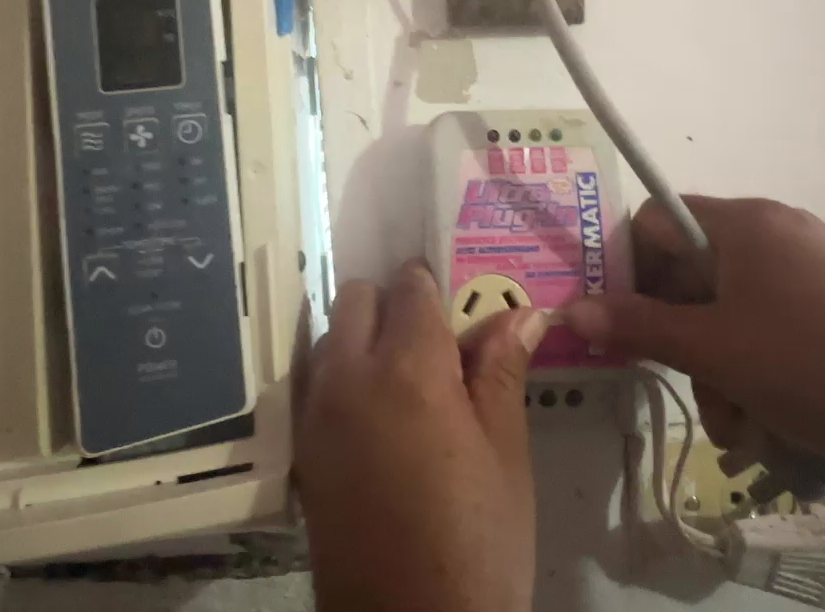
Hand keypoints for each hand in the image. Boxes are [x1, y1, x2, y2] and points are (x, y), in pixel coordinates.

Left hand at [294, 260, 548, 611]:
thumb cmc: (477, 540)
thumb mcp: (505, 452)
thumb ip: (501, 369)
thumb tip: (524, 312)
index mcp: (407, 368)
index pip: (410, 288)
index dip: (433, 285)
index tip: (452, 302)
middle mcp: (348, 375)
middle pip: (356, 298)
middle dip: (390, 303)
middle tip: (429, 343)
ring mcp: (315, 411)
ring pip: (328, 334)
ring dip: (359, 335)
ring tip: (400, 379)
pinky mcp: (300, 447)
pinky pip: (312, 380)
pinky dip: (337, 372)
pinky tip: (370, 413)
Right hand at [565, 196, 824, 494]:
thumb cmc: (819, 366)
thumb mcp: (716, 352)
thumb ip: (637, 326)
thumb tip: (570, 308)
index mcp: (743, 222)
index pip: (656, 220)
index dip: (629, 267)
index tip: (622, 320)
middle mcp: (776, 233)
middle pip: (693, 272)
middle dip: (680, 336)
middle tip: (685, 387)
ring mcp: (813, 269)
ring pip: (731, 310)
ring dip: (719, 367)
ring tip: (739, 426)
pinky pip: (772, 326)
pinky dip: (758, 369)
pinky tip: (771, 420)